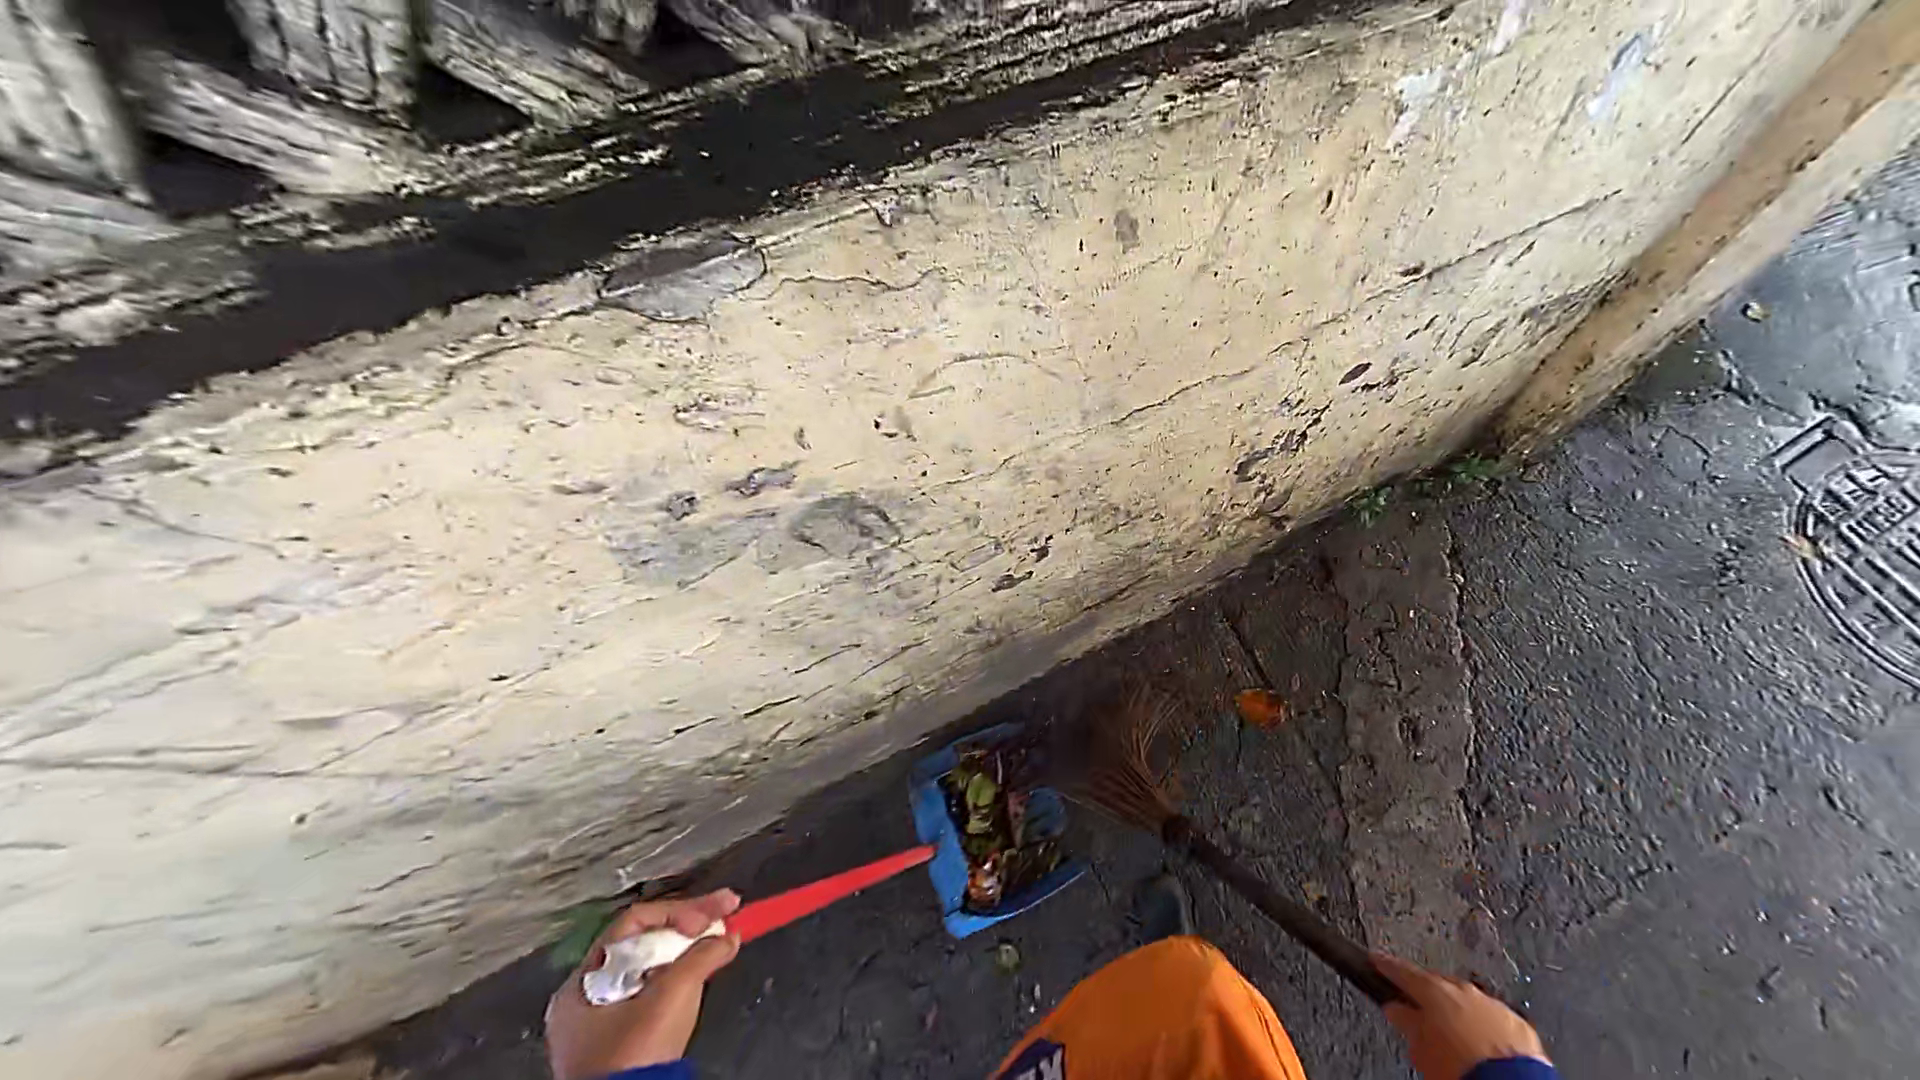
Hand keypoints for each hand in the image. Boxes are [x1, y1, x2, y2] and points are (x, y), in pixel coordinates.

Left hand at [546, 890, 740, 1079]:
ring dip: (687, 947)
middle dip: (688, 924)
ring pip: (649, 964)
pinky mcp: (620, 1039)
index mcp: (582, 983)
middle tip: (725, 912)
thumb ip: (703, 955)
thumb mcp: (674, 994)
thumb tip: (730, 937)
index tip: (717, 911)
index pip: (636, 922)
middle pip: (642, 940)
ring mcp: (600, 1021)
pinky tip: (704, 964)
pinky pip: (651, 989)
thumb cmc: (639, 1050)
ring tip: (721, 935)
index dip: (680, 911)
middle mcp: (584, 997)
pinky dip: (679, 972)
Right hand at [1374, 953, 1548, 1079]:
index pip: (1399, 969)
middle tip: (1421, 1014)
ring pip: (1467, 1001)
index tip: (1376, 961)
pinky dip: (1485, 1027)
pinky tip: (1483, 1046)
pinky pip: (1494, 1018)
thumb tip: (1397, 1011)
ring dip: (1459, 1013)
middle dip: (1428, 996)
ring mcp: (1492, 1005)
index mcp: (1431, 989)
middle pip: (1435, 985)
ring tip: (1456, 1038)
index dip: (1384, 965)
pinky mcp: (1519, 1025)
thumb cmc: (1464, 1071)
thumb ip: (1405, 1023)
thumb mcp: (1420, 1050)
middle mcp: (1461, 989)